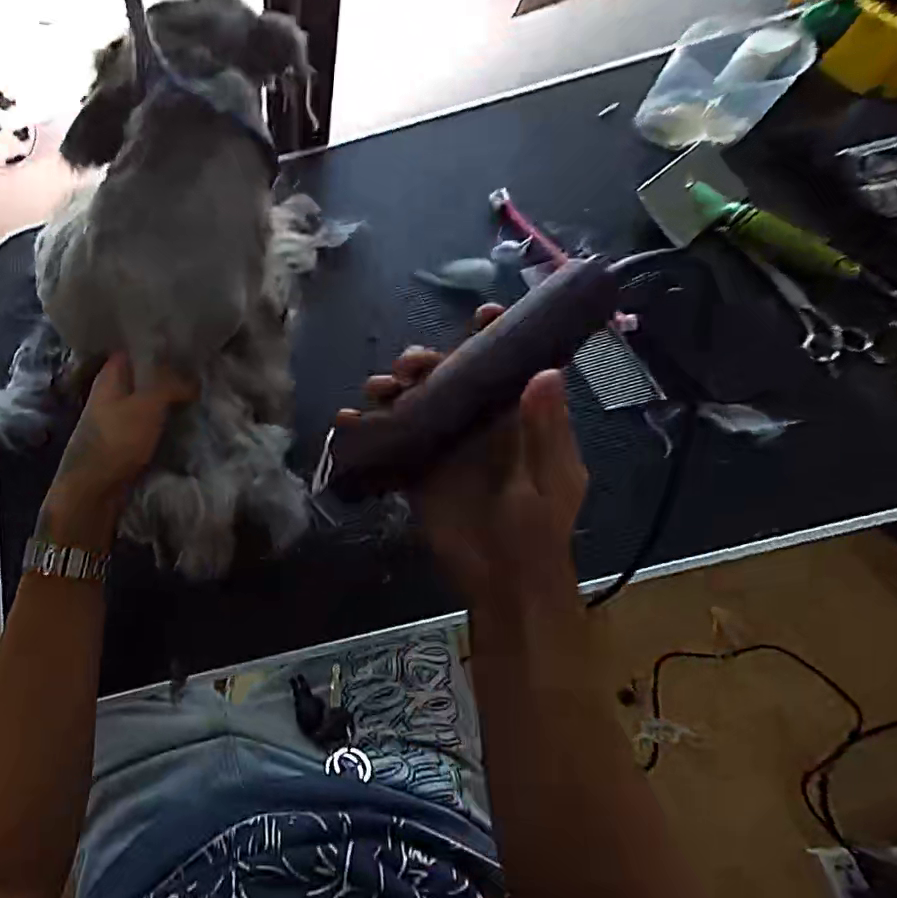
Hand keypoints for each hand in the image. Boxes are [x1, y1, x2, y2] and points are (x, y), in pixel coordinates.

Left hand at [40, 352, 195, 545]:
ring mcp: (114, 417)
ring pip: (145, 398)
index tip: (188, 343)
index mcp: (110, 375)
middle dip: (168, 372)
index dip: (159, 344)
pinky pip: (146, 420)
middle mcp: (110, 391)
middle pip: (143, 374)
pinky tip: (181, 420)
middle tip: (200, 370)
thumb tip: (193, 379)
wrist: (93, 488)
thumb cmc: (118, 439)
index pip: (135, 348)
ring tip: (197, 393)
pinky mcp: (122, 439)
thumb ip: (171, 384)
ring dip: (167, 397)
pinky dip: (162, 419)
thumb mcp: (148, 403)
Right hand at [338, 304, 588, 607]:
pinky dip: (368, 429)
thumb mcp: (548, 482)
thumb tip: (544, 373)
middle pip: (450, 378)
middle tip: (407, 366)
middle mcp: (478, 426)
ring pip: (416, 403)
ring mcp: (444, 447)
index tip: (481, 314)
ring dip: (394, 389)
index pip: (507, 368)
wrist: (500, 583)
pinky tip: (348, 421)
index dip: (495, 338)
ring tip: (378, 389)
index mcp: (517, 421)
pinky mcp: (416, 470)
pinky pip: (391, 441)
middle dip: (426, 362)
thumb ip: (544, 431)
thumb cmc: (536, 533)